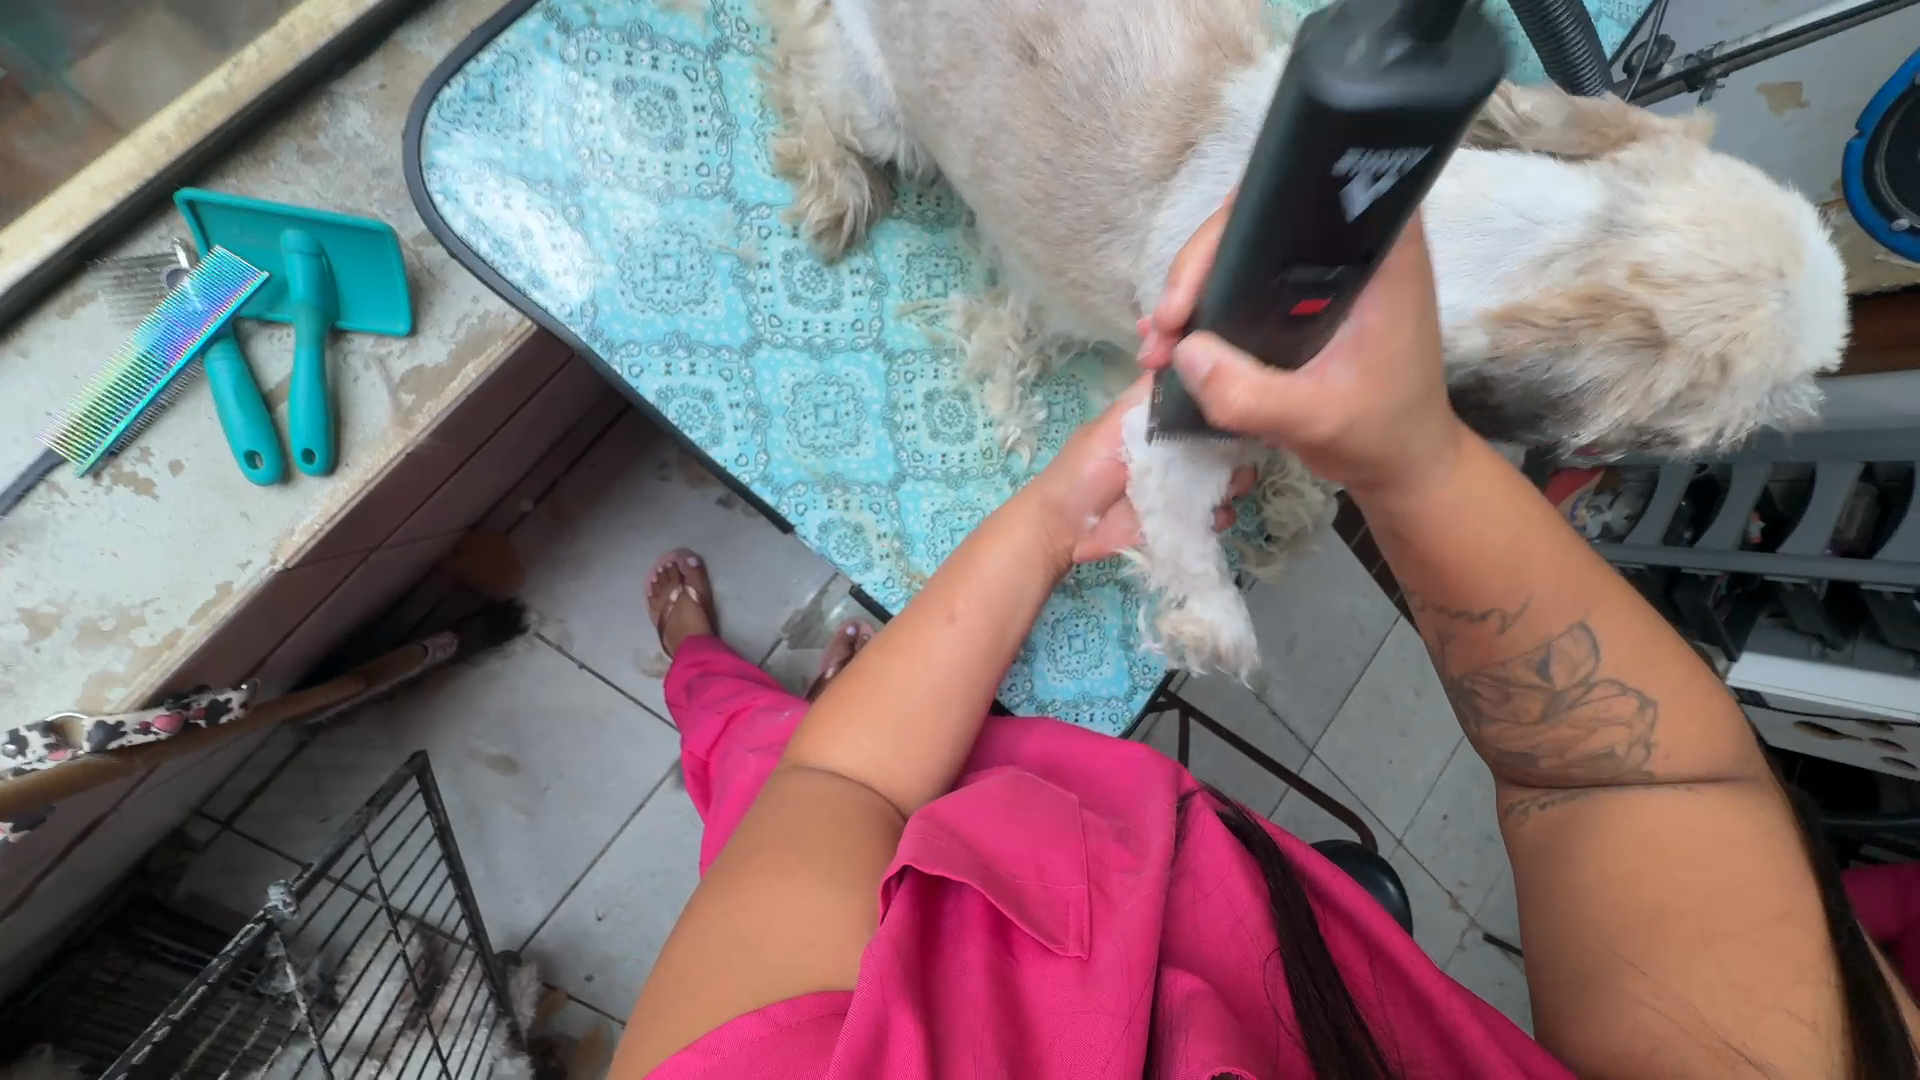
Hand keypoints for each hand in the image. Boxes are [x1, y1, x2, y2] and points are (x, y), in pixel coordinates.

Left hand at [1021, 377, 1253, 566]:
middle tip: (1232, 460)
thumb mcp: (1112, 426)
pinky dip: (1219, 515)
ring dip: (1232, 484)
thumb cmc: (1082, 471)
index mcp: (1161, 423)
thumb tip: (1181, 354)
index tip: (1237, 411)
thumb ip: (1144, 398)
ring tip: (1221, 491)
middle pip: (1226, 443)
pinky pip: (1216, 514)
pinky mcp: (1184, 517)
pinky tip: (1210, 516)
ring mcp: (1184, 485)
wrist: (1066, 528)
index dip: (1224, 408)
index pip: (1205, 407)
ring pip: (1228, 478)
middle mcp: (1178, 451)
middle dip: (1236, 451)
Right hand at [1137, 202, 1468, 504]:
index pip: (1294, 194)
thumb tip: (1183, 352)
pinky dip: (1202, 319)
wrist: (1397, 465)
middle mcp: (1344, 247)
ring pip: (1236, 263)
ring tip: (1156, 348)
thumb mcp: (1314, 418)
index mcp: (1374, 248)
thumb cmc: (1378, 432)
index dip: (1230, 229)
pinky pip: (1237, 295)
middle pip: (1251, 228)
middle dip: (1194, 275)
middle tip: (1164, 327)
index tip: (1191, 288)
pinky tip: (1170, 349)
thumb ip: (1250, 394)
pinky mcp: (1296, 307)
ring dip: (1190, 301)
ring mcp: (1315, 277)